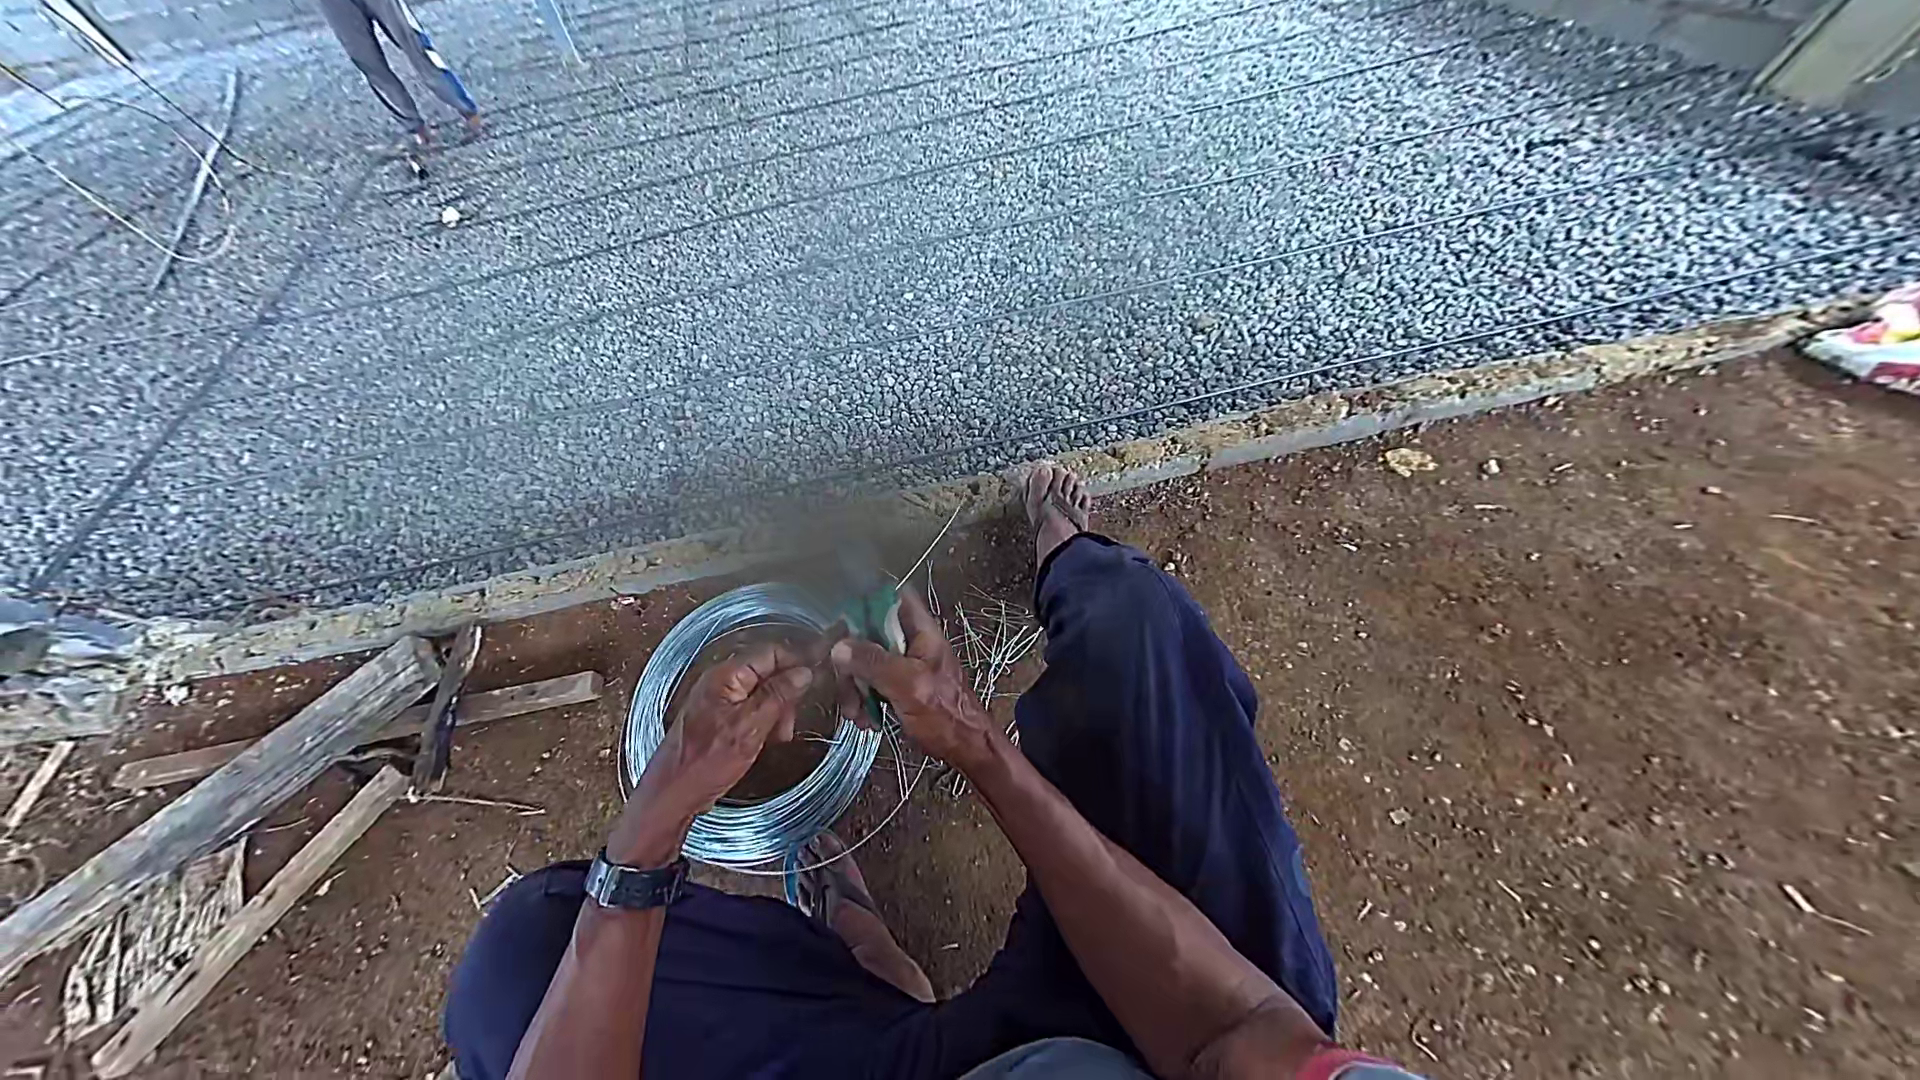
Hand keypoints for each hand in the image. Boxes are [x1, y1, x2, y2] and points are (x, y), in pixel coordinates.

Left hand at [612, 645, 813, 864]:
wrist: (672, 796)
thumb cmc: (705, 762)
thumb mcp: (751, 726)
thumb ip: (779, 695)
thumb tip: (804, 673)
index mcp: (726, 676)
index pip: (772, 652)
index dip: (796, 662)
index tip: (818, 676)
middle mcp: (721, 681)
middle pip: (768, 672)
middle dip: (786, 693)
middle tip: (791, 721)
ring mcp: (720, 700)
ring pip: (762, 692)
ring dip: (778, 711)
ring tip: (779, 735)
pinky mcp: (720, 718)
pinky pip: (751, 709)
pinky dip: (765, 722)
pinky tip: (767, 739)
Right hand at [829, 591, 1003, 773]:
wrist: (966, 748)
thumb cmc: (944, 713)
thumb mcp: (907, 684)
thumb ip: (874, 662)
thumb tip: (839, 646)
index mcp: (921, 631)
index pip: (893, 597)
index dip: (866, 602)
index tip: (842, 624)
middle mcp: (912, 643)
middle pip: (870, 633)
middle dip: (852, 659)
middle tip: (844, 685)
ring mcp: (905, 666)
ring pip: (867, 662)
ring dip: (854, 687)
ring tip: (855, 713)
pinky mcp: (899, 687)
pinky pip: (872, 684)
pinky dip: (863, 700)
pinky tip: (865, 720)